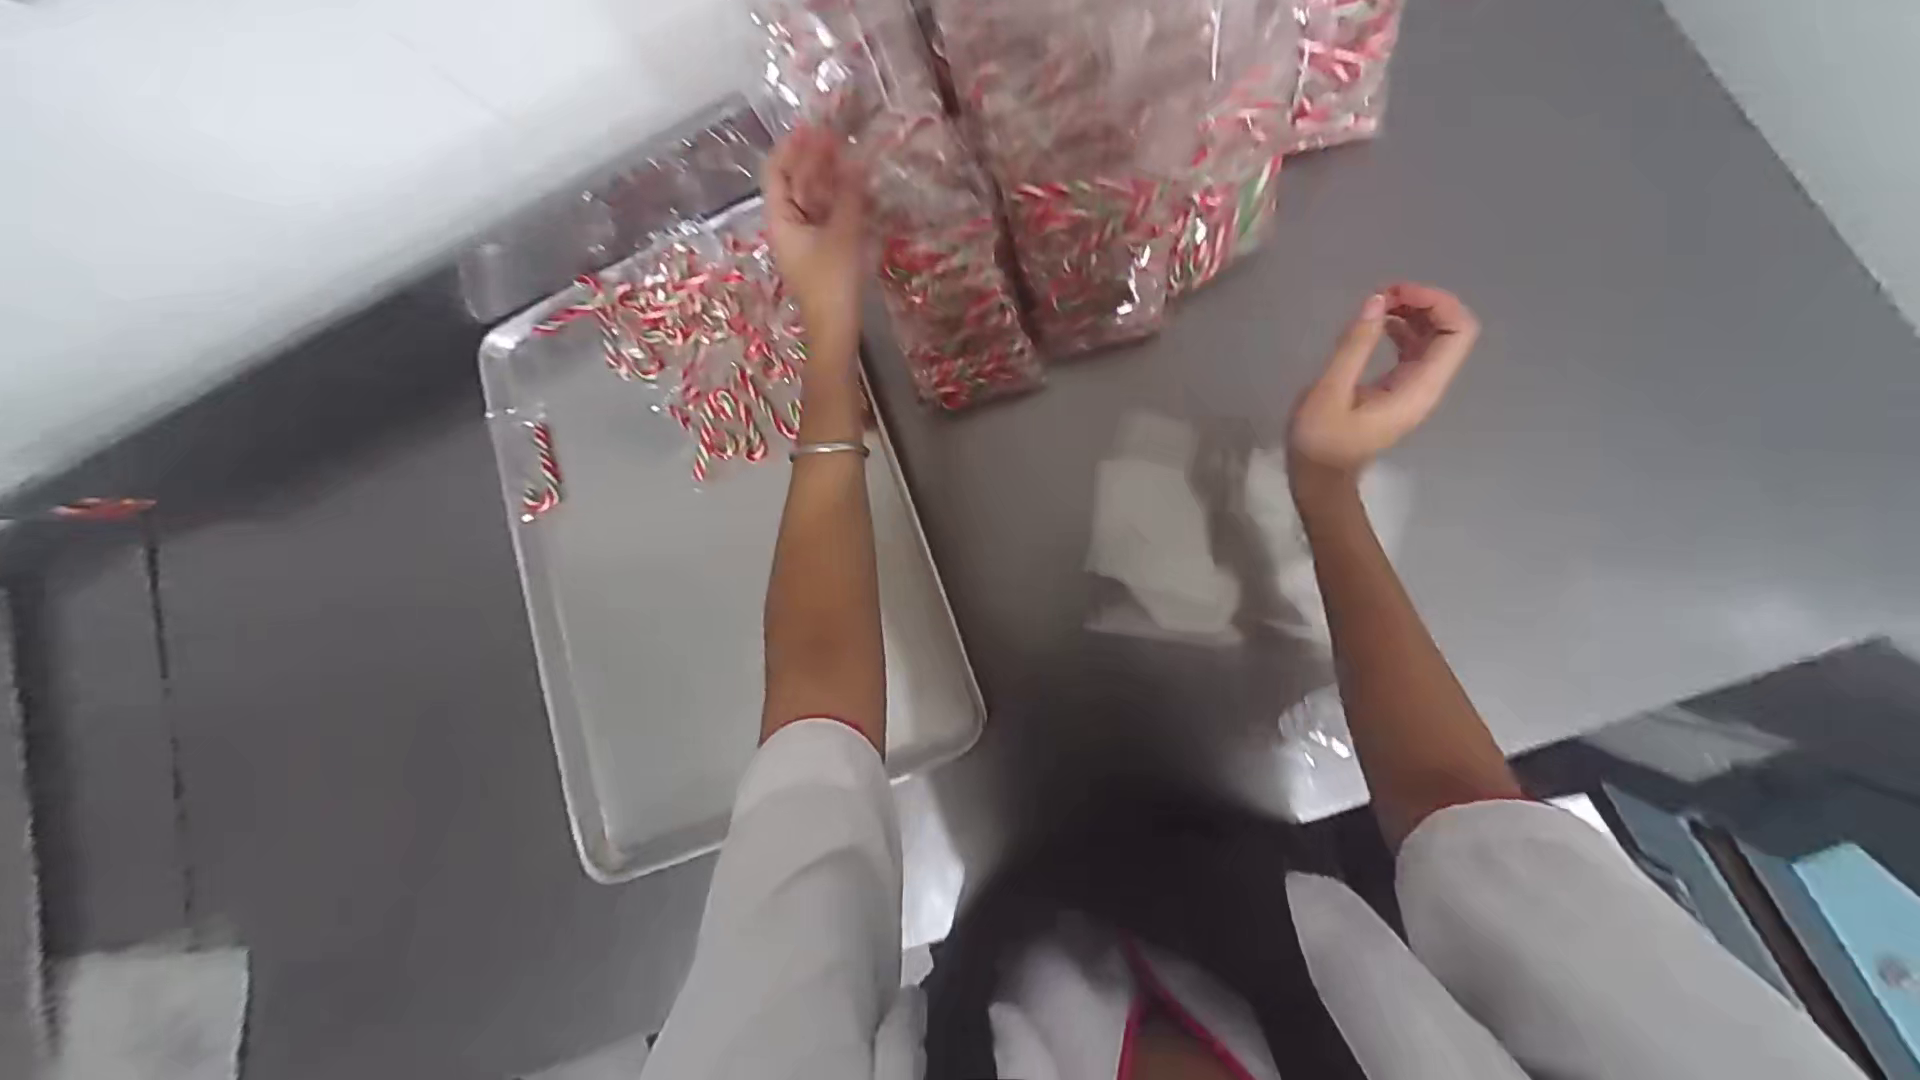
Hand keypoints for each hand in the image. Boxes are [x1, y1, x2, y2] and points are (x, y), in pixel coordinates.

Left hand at [762, 125, 866, 352]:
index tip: (814, 127)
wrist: (835, 332)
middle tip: (839, 140)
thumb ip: (849, 197)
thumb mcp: (843, 236)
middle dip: (815, 161)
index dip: (793, 147)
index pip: (777, 172)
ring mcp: (803, 243)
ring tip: (851, 162)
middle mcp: (787, 228)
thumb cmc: (833, 284)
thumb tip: (856, 162)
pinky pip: (825, 220)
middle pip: (795, 185)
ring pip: (812, 203)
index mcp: (781, 220)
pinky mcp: (819, 257)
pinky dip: (837, 204)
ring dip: (829, 181)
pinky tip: (855, 195)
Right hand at [1288, 282, 1478, 487]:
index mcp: (1419, 387)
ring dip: (1410, 316)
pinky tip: (1373, 326)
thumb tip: (1376, 301)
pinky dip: (1399, 332)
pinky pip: (1411, 353)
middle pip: (1448, 331)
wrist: (1318, 480)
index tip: (1394, 293)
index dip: (1435, 302)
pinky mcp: (1396, 392)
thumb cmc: (1320, 441)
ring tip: (1375, 305)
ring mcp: (1412, 390)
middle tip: (1381, 295)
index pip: (1457, 331)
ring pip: (1430, 340)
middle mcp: (1426, 386)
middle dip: (1422, 304)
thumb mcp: (1329, 392)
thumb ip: (1354, 346)